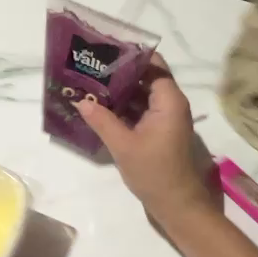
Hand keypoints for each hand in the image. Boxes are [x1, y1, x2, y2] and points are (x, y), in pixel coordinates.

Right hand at [75, 63, 219, 228]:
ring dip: (119, 91)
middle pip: (145, 78)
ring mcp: (165, 119)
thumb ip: (102, 120)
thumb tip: (80, 100)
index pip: (152, 65)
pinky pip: (140, 110)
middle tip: (89, 67)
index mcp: (169, 101)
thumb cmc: (155, 173)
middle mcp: (170, 104)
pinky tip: (100, 107)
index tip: (104, 50)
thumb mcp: (123, 145)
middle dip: (119, 72)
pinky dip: (123, 107)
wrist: (177, 206)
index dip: (130, 55)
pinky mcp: (159, 132)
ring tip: (89, 84)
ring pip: (141, 95)